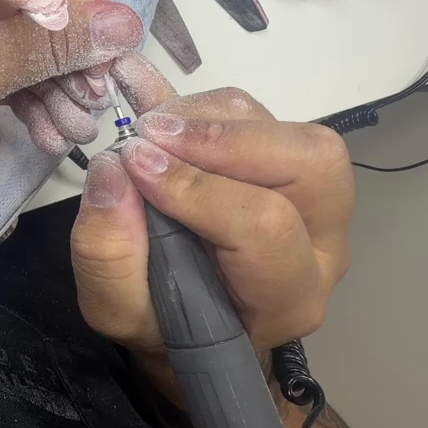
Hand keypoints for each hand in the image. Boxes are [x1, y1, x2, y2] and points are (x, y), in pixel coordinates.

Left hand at [0, 0, 147, 196]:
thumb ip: (46, 45)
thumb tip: (125, 22)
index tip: (119, 32)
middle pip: (26, 8)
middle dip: (68, 57)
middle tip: (103, 97)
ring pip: (12, 43)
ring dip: (49, 86)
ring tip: (82, 128)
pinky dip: (20, 97)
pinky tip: (52, 133)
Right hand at [69, 85, 353, 378]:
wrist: (187, 319)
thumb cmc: (159, 321)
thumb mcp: (114, 307)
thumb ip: (107, 252)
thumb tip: (114, 170)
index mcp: (285, 295)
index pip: (264, 226)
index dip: (195, 187)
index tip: (131, 163)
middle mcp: (321, 245)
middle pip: (311, 163)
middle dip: (223, 137)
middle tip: (151, 133)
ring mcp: (315, 200)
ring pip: (290, 130)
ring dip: (212, 116)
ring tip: (152, 129)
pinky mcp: (287, 164)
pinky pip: (263, 116)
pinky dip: (207, 106)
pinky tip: (162, 120)